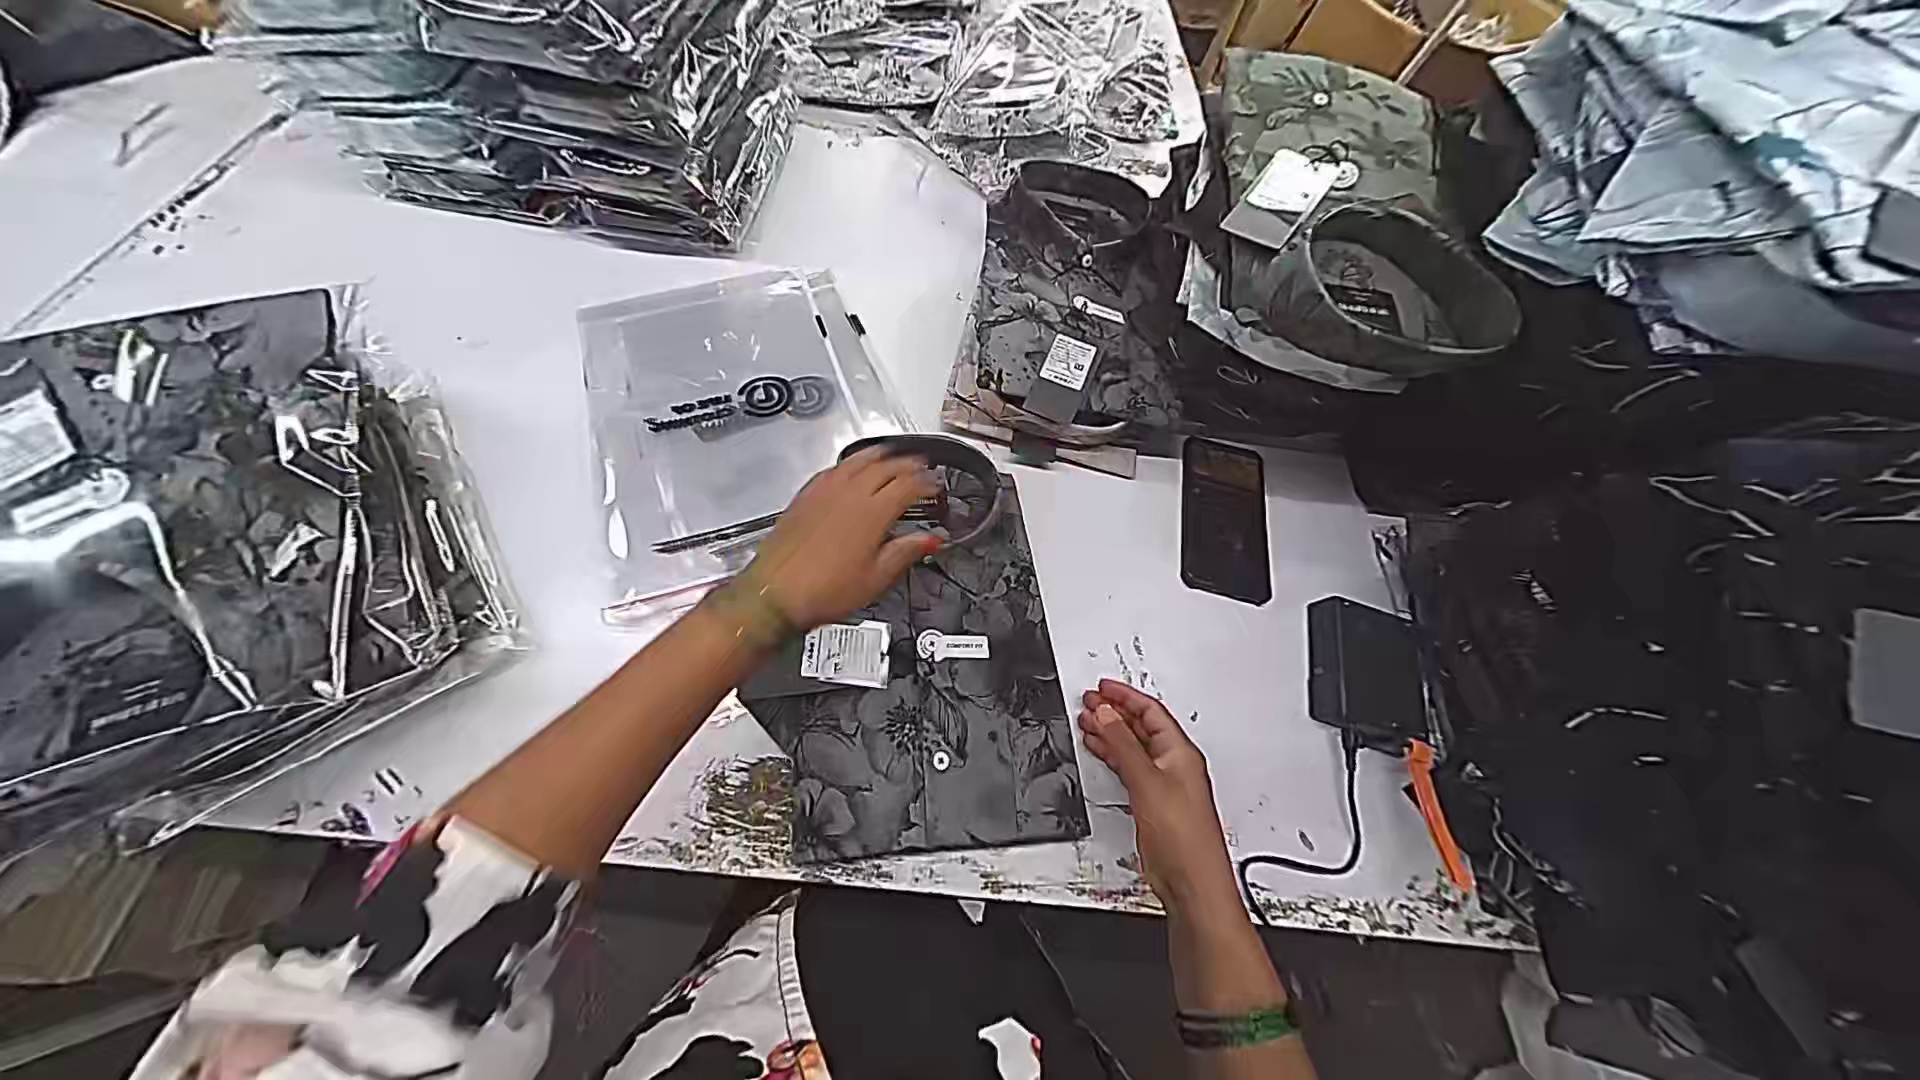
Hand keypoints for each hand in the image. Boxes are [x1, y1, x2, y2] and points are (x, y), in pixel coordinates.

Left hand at [747, 446, 941, 628]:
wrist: (774, 593)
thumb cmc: (821, 590)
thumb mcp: (876, 578)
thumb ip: (907, 551)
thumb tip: (931, 539)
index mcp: (872, 512)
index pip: (909, 485)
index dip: (927, 483)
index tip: (935, 486)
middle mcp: (849, 494)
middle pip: (886, 466)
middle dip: (909, 464)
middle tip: (921, 467)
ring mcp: (824, 491)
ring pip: (858, 459)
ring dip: (880, 455)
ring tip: (891, 455)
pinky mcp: (805, 496)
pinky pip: (834, 468)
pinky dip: (851, 463)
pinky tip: (850, 469)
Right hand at [1079, 679, 1240, 915]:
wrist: (1191, 883)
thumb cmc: (1185, 838)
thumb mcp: (1147, 781)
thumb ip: (1124, 744)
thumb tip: (1106, 713)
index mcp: (1179, 752)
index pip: (1150, 711)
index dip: (1125, 696)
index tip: (1102, 686)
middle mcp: (1172, 764)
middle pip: (1140, 726)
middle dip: (1113, 710)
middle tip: (1088, 699)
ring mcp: (1162, 783)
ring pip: (1132, 746)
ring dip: (1109, 731)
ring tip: (1087, 719)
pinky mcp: (1151, 801)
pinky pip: (1128, 766)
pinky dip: (1111, 753)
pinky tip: (1098, 748)